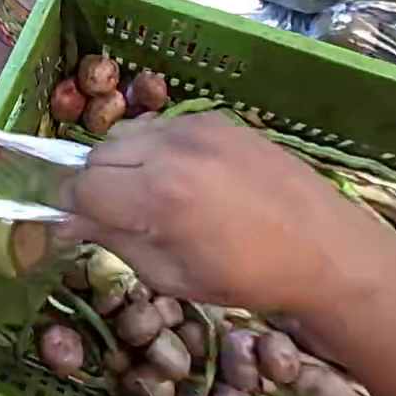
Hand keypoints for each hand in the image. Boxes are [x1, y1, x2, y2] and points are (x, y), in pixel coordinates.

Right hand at [62, 114, 395, 311]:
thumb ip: (112, 241)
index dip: (72, 209)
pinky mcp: (214, 117)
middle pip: (95, 155)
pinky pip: (158, 127)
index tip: (79, 226)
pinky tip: (179, 174)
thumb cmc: (248, 277)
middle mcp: (170, 149)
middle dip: (94, 185)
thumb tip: (69, 222)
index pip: (82, 188)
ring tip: (148, 192)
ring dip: (120, 163)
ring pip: (123, 135)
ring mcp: (194, 126)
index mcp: (158, 196)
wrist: (327, 248)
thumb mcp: (171, 276)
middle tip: (114, 213)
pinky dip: (151, 148)